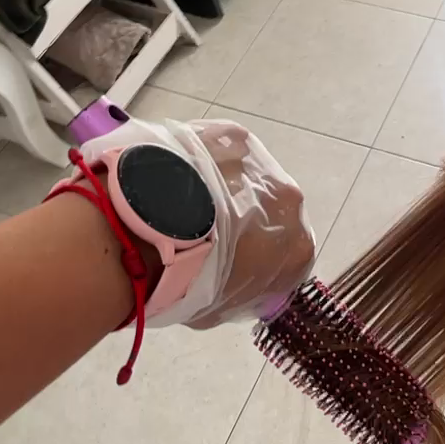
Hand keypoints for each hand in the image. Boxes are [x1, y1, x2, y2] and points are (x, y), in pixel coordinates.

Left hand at [77, 116, 314, 329]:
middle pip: (274, 213)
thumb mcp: (213, 310)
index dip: (263, 268)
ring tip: (187, 204)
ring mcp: (260, 162)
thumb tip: (232, 289)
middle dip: (248, 223)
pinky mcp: (227, 133)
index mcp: (296, 247)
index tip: (237, 272)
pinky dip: (204, 163)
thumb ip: (235, 298)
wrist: (148, 224)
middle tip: (210, 236)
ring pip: (247, 179)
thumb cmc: (186, 277)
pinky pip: (220, 151)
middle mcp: (290, 200)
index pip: (291, 263)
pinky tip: (177, 176)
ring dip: (227, 190)